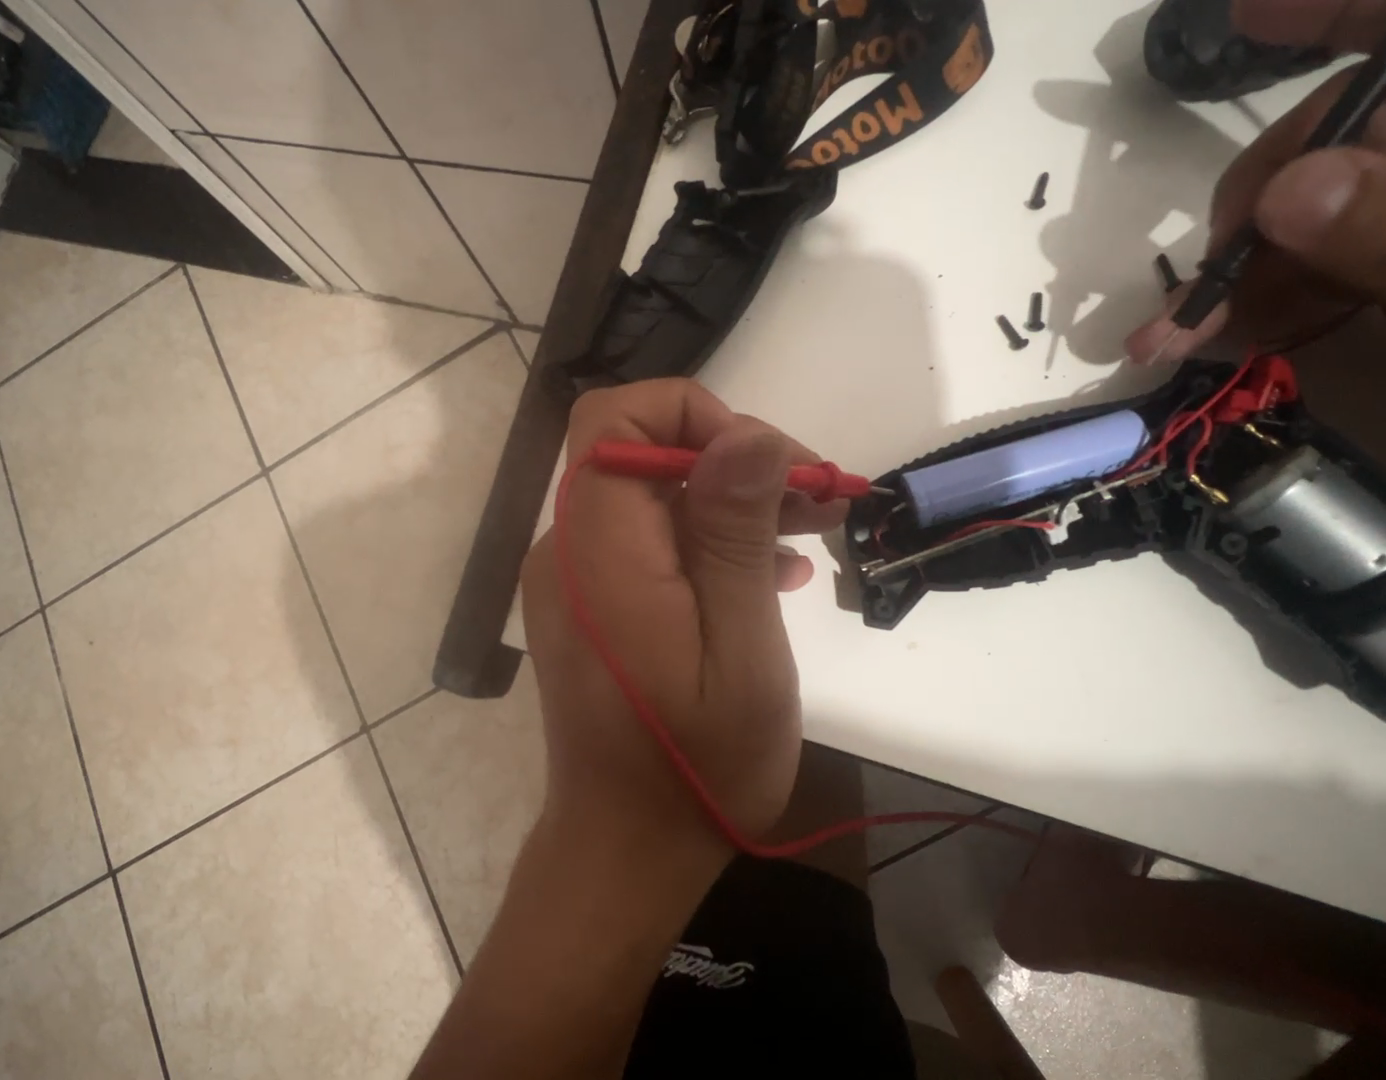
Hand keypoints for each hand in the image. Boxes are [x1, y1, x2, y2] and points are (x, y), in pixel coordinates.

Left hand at [519, 380, 846, 863]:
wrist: (625, 847)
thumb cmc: (694, 769)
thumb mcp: (739, 652)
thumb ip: (733, 538)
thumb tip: (746, 432)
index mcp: (600, 553)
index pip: (614, 419)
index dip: (692, 413)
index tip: (768, 464)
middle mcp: (569, 551)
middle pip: (639, 451)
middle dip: (732, 458)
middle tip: (817, 500)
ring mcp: (575, 579)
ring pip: (651, 494)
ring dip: (731, 500)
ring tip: (811, 531)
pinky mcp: (591, 605)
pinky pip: (647, 541)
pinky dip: (706, 539)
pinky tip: (770, 572)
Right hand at [1127, 0, 1385, 478]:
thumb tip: (1285, 191)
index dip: (1353, 8)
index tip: (1246, 18)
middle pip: (1366, 127)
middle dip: (1267, 199)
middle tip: (1208, 278)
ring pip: (1331, 208)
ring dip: (1247, 272)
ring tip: (1182, 337)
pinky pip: (1336, 268)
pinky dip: (1273, 306)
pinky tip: (1224, 343)